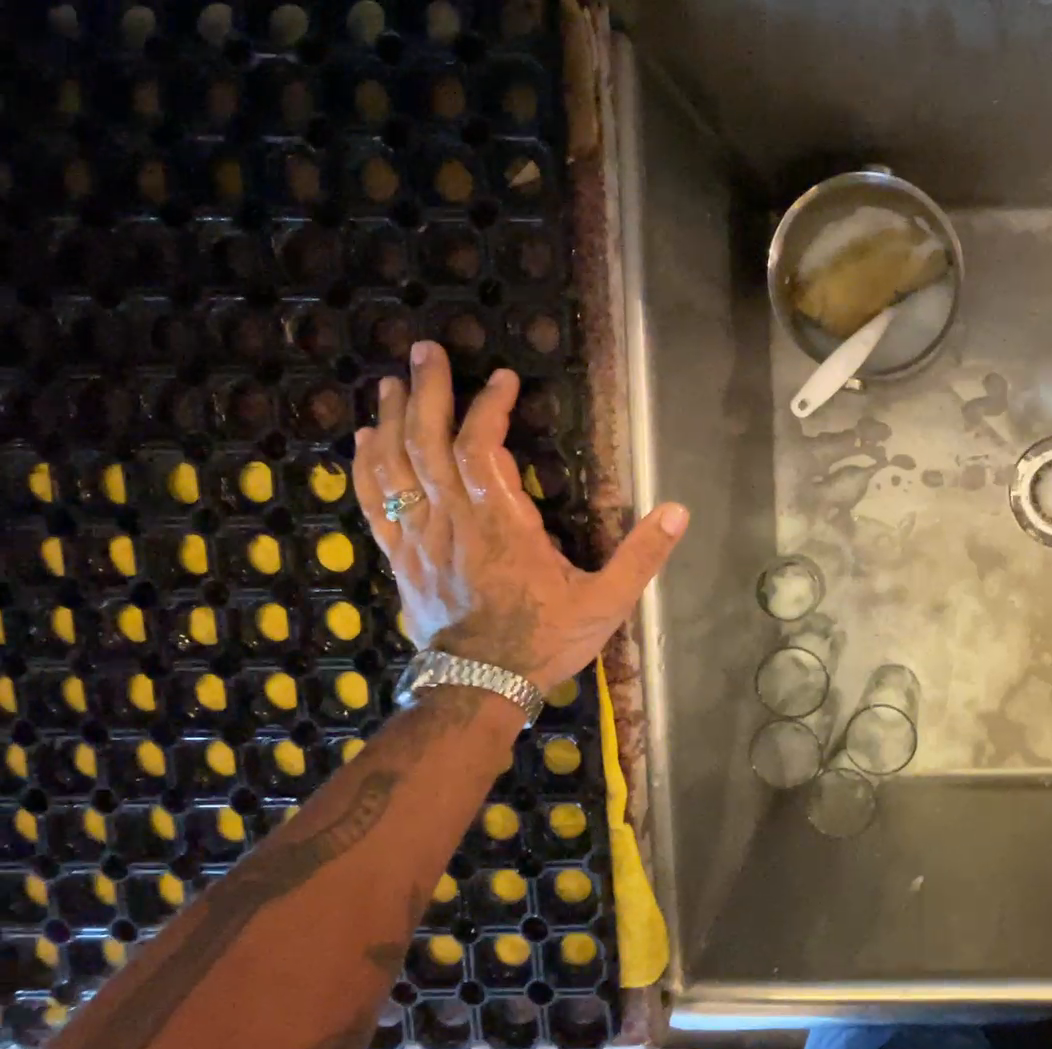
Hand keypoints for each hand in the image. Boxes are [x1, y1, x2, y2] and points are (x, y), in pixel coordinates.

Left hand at [351, 341, 687, 693]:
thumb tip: (678, 510)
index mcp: (502, 527)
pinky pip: (376, 502)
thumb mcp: (608, 602)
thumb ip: (642, 555)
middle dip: (428, 393)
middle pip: (428, 445)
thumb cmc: (546, 640)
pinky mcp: (402, 557)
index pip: (482, 451)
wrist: (480, 687)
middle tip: (427, 350)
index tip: (503, 378)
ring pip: (394, 468)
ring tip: (395, 382)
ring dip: (392, 419)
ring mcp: (420, 540)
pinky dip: (367, 466)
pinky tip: (365, 440)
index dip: (488, 408)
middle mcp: (453, 523)